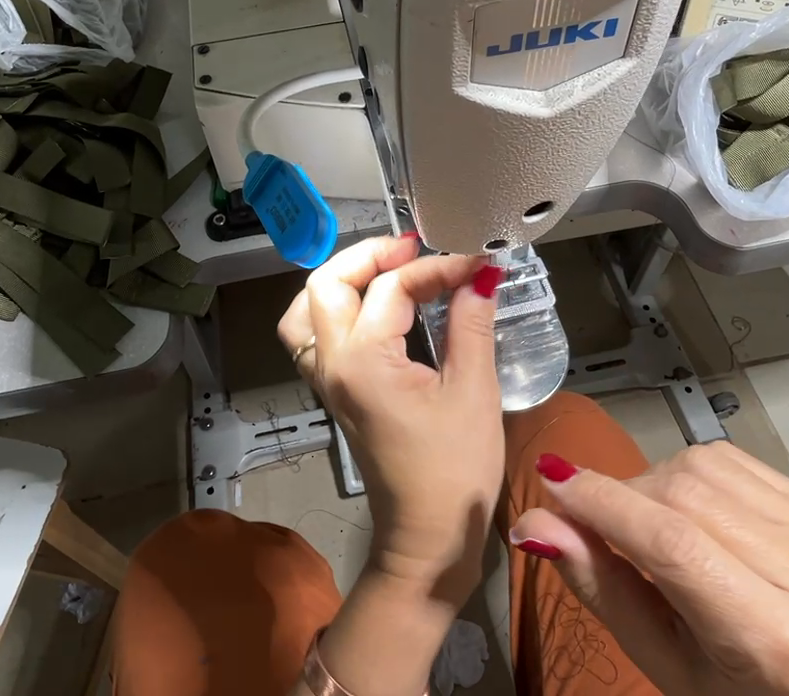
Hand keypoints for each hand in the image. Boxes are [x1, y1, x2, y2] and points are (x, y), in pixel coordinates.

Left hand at [277, 235, 502, 603]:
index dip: (436, 267)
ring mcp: (325, 379)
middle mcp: (331, 363)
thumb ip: (471, 323)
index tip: (476, 263)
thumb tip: (481, 273)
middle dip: (370, 256)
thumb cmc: (455, 470)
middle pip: (326, 284)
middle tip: (416, 251)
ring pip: (307, 309)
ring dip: (342, 280)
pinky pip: (312, 335)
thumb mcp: (473, 391)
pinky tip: (372, 307)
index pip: (392, 288)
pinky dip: (334, 309)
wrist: (427, 537)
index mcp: (362, 361)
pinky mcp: (333, 391)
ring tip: (388, 271)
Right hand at [510, 442, 788, 695]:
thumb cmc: (722, 684)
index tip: (551, 480)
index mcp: (771, 640)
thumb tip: (530, 523)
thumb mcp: (652, 653)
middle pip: (684, 495)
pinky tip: (690, 509)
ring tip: (650, 523)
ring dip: (654, 482)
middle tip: (598, 519)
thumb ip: (595, 583)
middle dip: (623, 494)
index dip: (605, 503)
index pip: (672, 544)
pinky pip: (726, 458)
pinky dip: (687, 472)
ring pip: (701, 466)